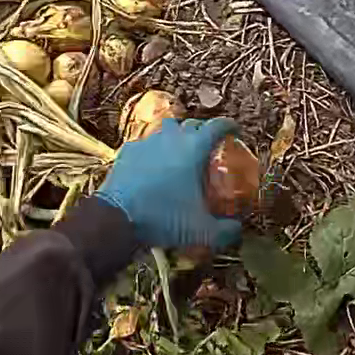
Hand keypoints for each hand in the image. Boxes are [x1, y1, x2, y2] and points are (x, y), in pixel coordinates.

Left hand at [95, 118, 243, 251]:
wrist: (117, 218)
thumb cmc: (165, 218)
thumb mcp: (201, 231)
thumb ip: (225, 231)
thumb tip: (237, 230)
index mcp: (194, 148)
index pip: (217, 126)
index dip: (228, 126)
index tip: (235, 130)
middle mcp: (171, 138)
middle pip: (190, 124)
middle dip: (200, 132)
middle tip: (206, 147)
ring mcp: (146, 142)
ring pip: (165, 131)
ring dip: (175, 138)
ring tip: (178, 154)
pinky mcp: (126, 151)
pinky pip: (145, 144)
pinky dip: (153, 151)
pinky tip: (152, 166)